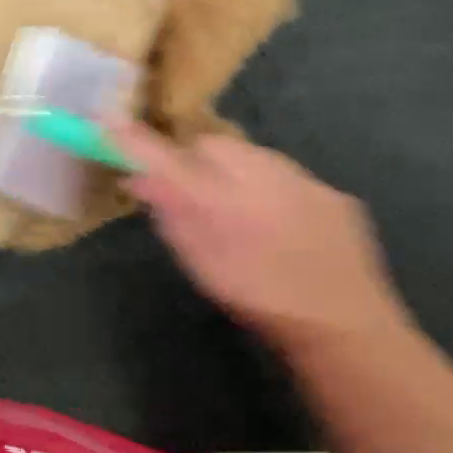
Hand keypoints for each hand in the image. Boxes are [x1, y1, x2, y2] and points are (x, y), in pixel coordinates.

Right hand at [108, 121, 413, 353]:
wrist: (344, 328)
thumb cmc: (253, 295)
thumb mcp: (194, 256)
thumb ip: (167, 209)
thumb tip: (136, 175)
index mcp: (216, 197)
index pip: (161, 153)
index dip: (133, 138)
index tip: (108, 124)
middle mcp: (260, 176)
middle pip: (209, 146)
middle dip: (194, 160)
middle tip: (190, 192)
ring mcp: (304, 182)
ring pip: (252, 157)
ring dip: (236, 172)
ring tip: (239, 210)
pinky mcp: (337, 196)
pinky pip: (290, 178)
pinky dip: (275, 190)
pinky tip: (280, 223)